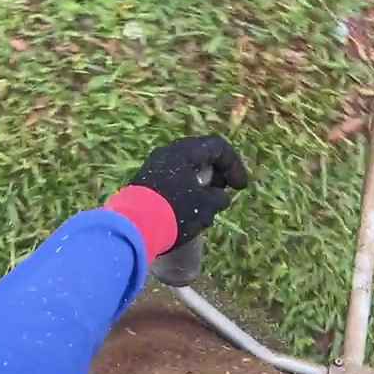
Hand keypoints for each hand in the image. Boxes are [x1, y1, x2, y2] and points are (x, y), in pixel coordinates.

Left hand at [123, 136, 248, 252]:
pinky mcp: (146, 180)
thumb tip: (218, 195)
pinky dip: (186, 188)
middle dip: (217, 174)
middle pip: (202, 155)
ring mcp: (155, 165)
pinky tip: (187, 209)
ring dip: (201, 183)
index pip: (218, 148)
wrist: (134, 226)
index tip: (239, 188)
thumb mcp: (205, 206)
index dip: (234, 166)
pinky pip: (174, 178)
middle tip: (221, 194)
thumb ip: (218, 197)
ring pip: (187, 168)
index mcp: (186, 151)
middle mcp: (169, 152)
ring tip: (205, 207)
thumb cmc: (175, 211)